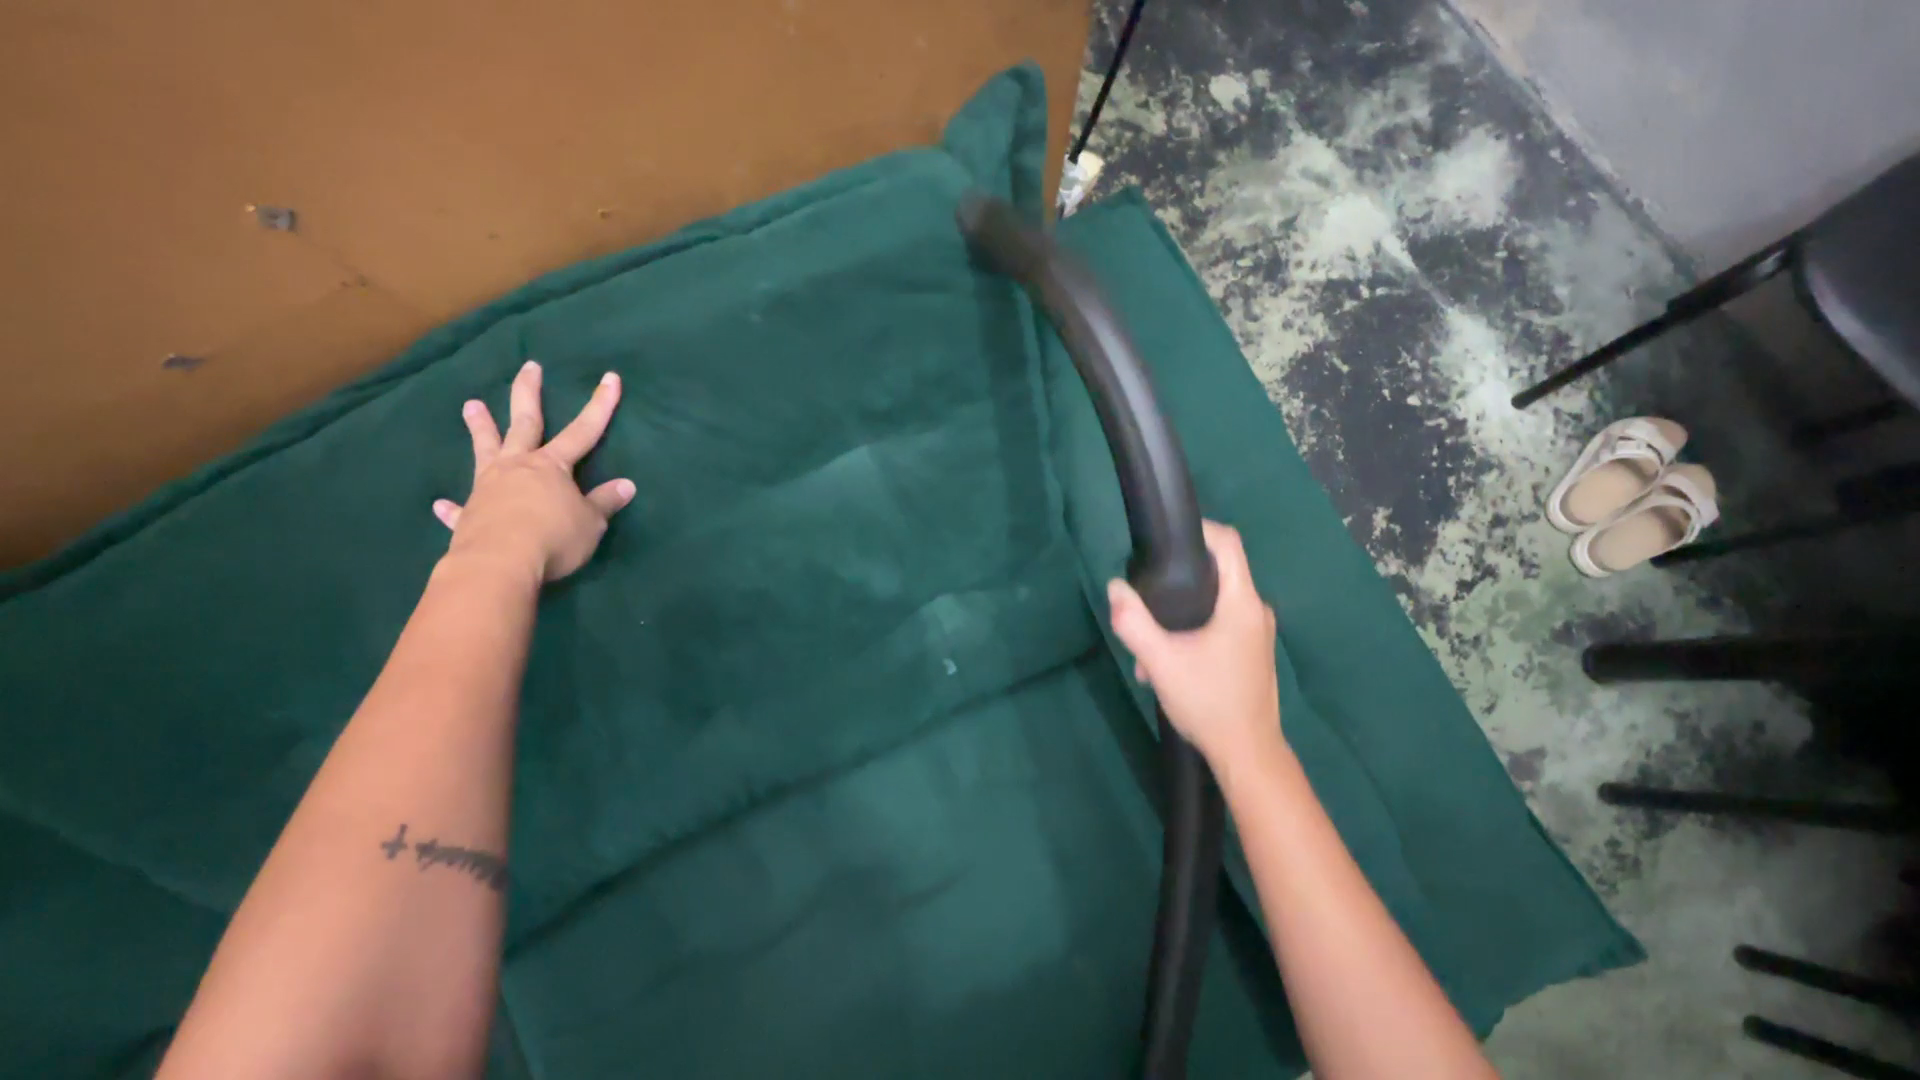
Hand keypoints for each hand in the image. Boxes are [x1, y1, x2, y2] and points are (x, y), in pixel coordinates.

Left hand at [433, 360, 636, 582]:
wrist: (500, 563)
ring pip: (485, 450)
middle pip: (525, 423)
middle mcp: (518, 467)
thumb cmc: (553, 538)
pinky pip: (459, 508)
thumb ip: (604, 503)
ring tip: (471, 405)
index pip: (583, 430)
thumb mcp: (591, 523)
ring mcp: (488, 488)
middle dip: (528, 394)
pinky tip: (441, 504)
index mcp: (552, 467)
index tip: (610, 378)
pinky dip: (451, 507)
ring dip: (480, 428)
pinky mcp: (468, 516)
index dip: (600, 405)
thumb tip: (626, 485)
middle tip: (528, 367)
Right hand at [1107, 521, 1283, 770]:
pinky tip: (1169, 663)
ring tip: (1151, 644)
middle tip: (1146, 596)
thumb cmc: (1209, 702)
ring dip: (1182, 615)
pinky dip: (1195, 631)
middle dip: (1179, 580)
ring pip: (1217, 603)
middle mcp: (1256, 610)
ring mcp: (1258, 633)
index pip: (1228, 542)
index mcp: (1242, 602)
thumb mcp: (1161, 662)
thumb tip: (1115, 588)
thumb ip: (1133, 622)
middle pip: (1219, 571)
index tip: (1165, 539)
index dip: (1199, 529)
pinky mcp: (1253, 652)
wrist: (1247, 754)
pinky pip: (1222, 625)